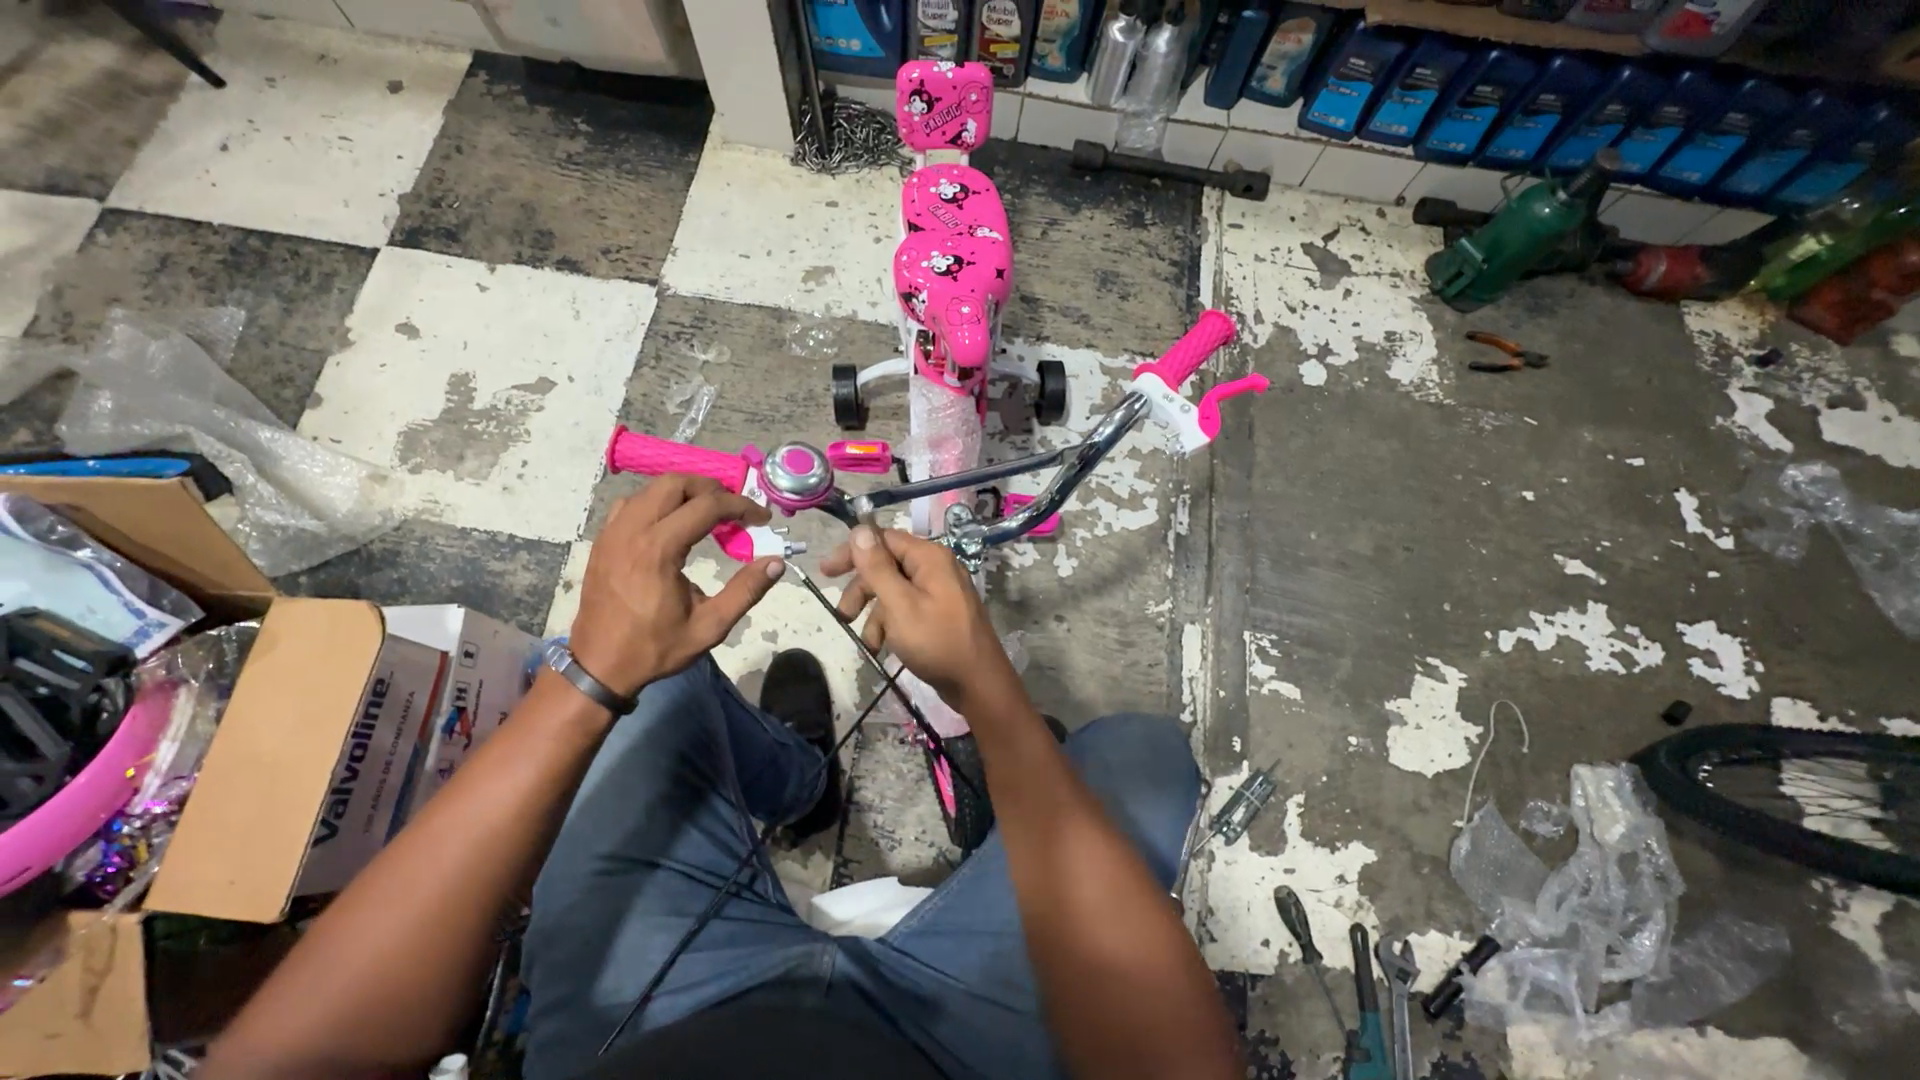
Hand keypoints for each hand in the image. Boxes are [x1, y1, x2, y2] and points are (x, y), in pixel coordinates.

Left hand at [568, 475, 785, 696]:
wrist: (599, 665)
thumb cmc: (656, 648)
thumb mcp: (710, 627)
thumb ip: (745, 591)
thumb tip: (776, 563)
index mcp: (658, 551)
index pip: (707, 506)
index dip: (740, 506)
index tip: (762, 519)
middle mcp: (632, 531)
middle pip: (676, 483)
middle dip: (712, 488)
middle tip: (734, 509)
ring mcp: (612, 532)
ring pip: (651, 488)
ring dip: (684, 492)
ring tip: (707, 513)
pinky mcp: (603, 539)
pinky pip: (631, 503)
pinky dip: (657, 502)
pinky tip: (672, 523)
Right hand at [821, 526, 1021, 710]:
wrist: (977, 683)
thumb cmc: (936, 641)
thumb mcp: (899, 605)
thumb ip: (877, 567)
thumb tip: (859, 529)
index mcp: (929, 557)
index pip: (883, 539)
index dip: (852, 552)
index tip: (826, 572)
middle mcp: (935, 568)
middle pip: (886, 566)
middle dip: (862, 590)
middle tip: (844, 614)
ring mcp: (939, 591)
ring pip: (893, 591)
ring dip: (875, 615)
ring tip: (869, 642)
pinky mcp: (939, 614)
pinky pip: (907, 609)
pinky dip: (891, 625)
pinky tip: (884, 647)